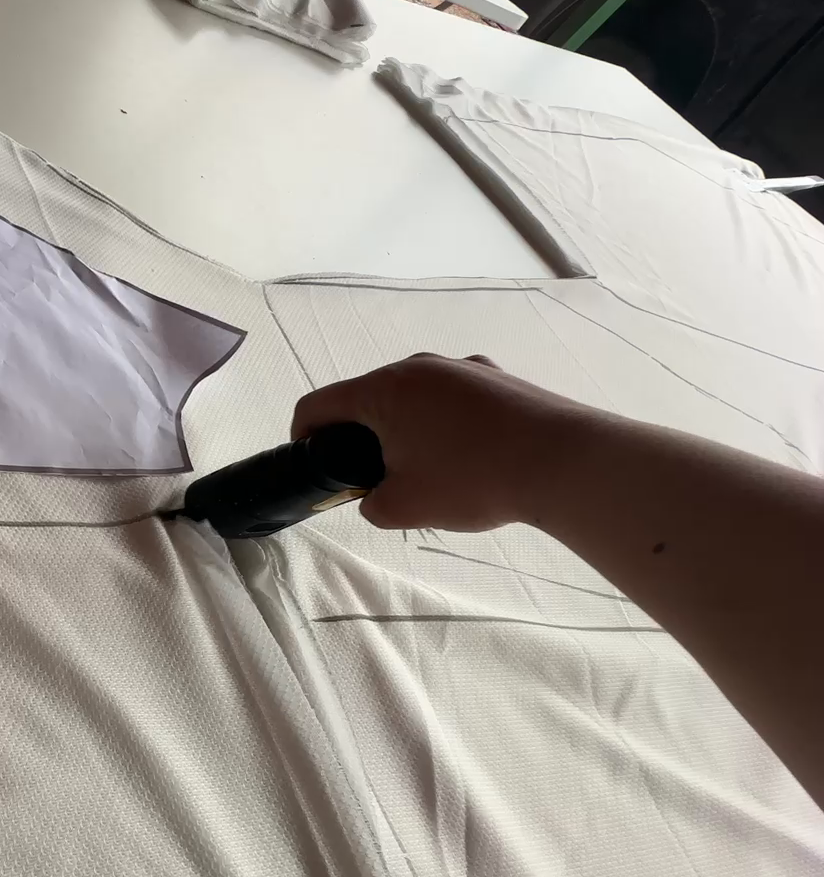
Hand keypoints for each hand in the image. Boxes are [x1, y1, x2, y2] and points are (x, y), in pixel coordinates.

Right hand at [289, 354, 601, 532]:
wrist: (575, 466)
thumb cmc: (472, 480)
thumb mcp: (399, 508)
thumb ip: (369, 503)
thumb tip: (377, 495)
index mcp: (382, 390)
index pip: (317, 404)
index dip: (302, 435)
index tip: (311, 462)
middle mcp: (418, 368)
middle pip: (363, 397)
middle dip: (355, 433)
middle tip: (366, 471)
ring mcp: (464, 369)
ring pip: (409, 396)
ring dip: (399, 426)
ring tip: (419, 465)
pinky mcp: (501, 379)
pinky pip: (449, 398)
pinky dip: (440, 422)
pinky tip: (463, 455)